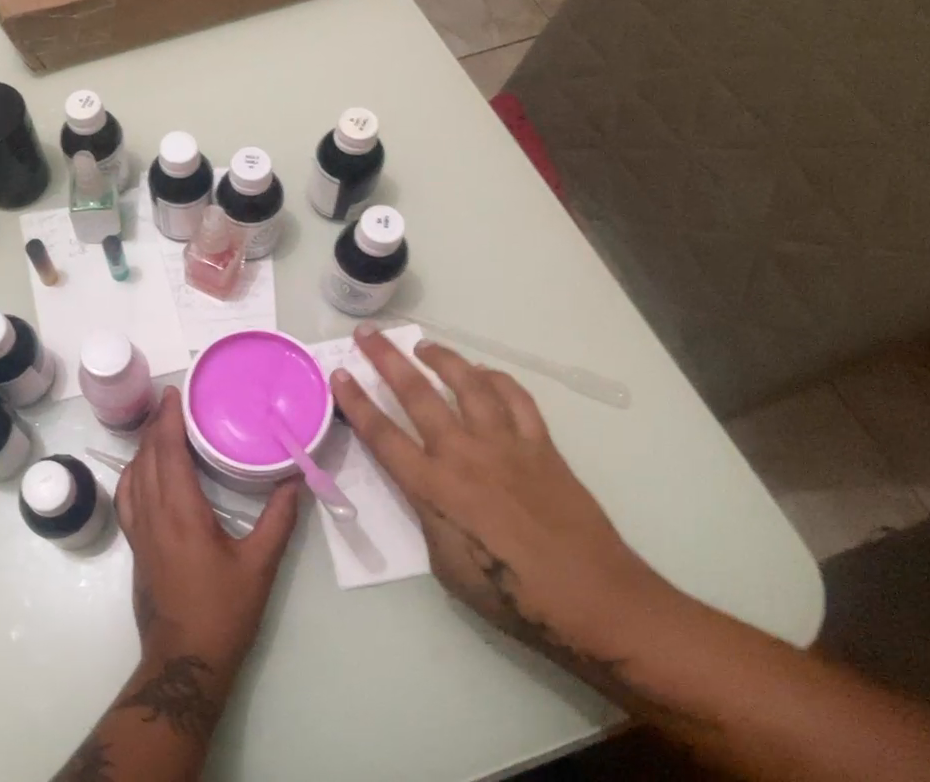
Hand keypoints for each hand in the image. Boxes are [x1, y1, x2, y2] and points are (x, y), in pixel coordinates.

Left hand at [114, 387, 300, 677]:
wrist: (184, 659)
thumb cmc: (224, 611)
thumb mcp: (260, 565)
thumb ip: (278, 520)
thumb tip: (294, 481)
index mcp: (181, 512)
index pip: (167, 452)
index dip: (168, 419)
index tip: (174, 393)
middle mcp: (152, 514)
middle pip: (146, 457)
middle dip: (157, 425)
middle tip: (174, 402)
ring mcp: (138, 531)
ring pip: (132, 475)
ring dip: (144, 446)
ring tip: (162, 430)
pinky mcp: (134, 546)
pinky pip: (127, 496)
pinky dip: (134, 473)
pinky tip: (147, 472)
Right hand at [330, 325, 674, 664]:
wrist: (590, 594)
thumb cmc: (509, 593)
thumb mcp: (445, 563)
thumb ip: (429, 517)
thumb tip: (427, 492)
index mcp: (432, 488)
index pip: (381, 434)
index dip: (356, 402)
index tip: (339, 374)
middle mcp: (464, 454)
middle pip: (417, 394)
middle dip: (387, 360)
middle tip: (368, 334)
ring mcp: (505, 444)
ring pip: (469, 384)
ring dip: (443, 359)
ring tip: (423, 345)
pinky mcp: (541, 445)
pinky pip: (516, 399)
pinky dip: (497, 380)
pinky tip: (484, 373)